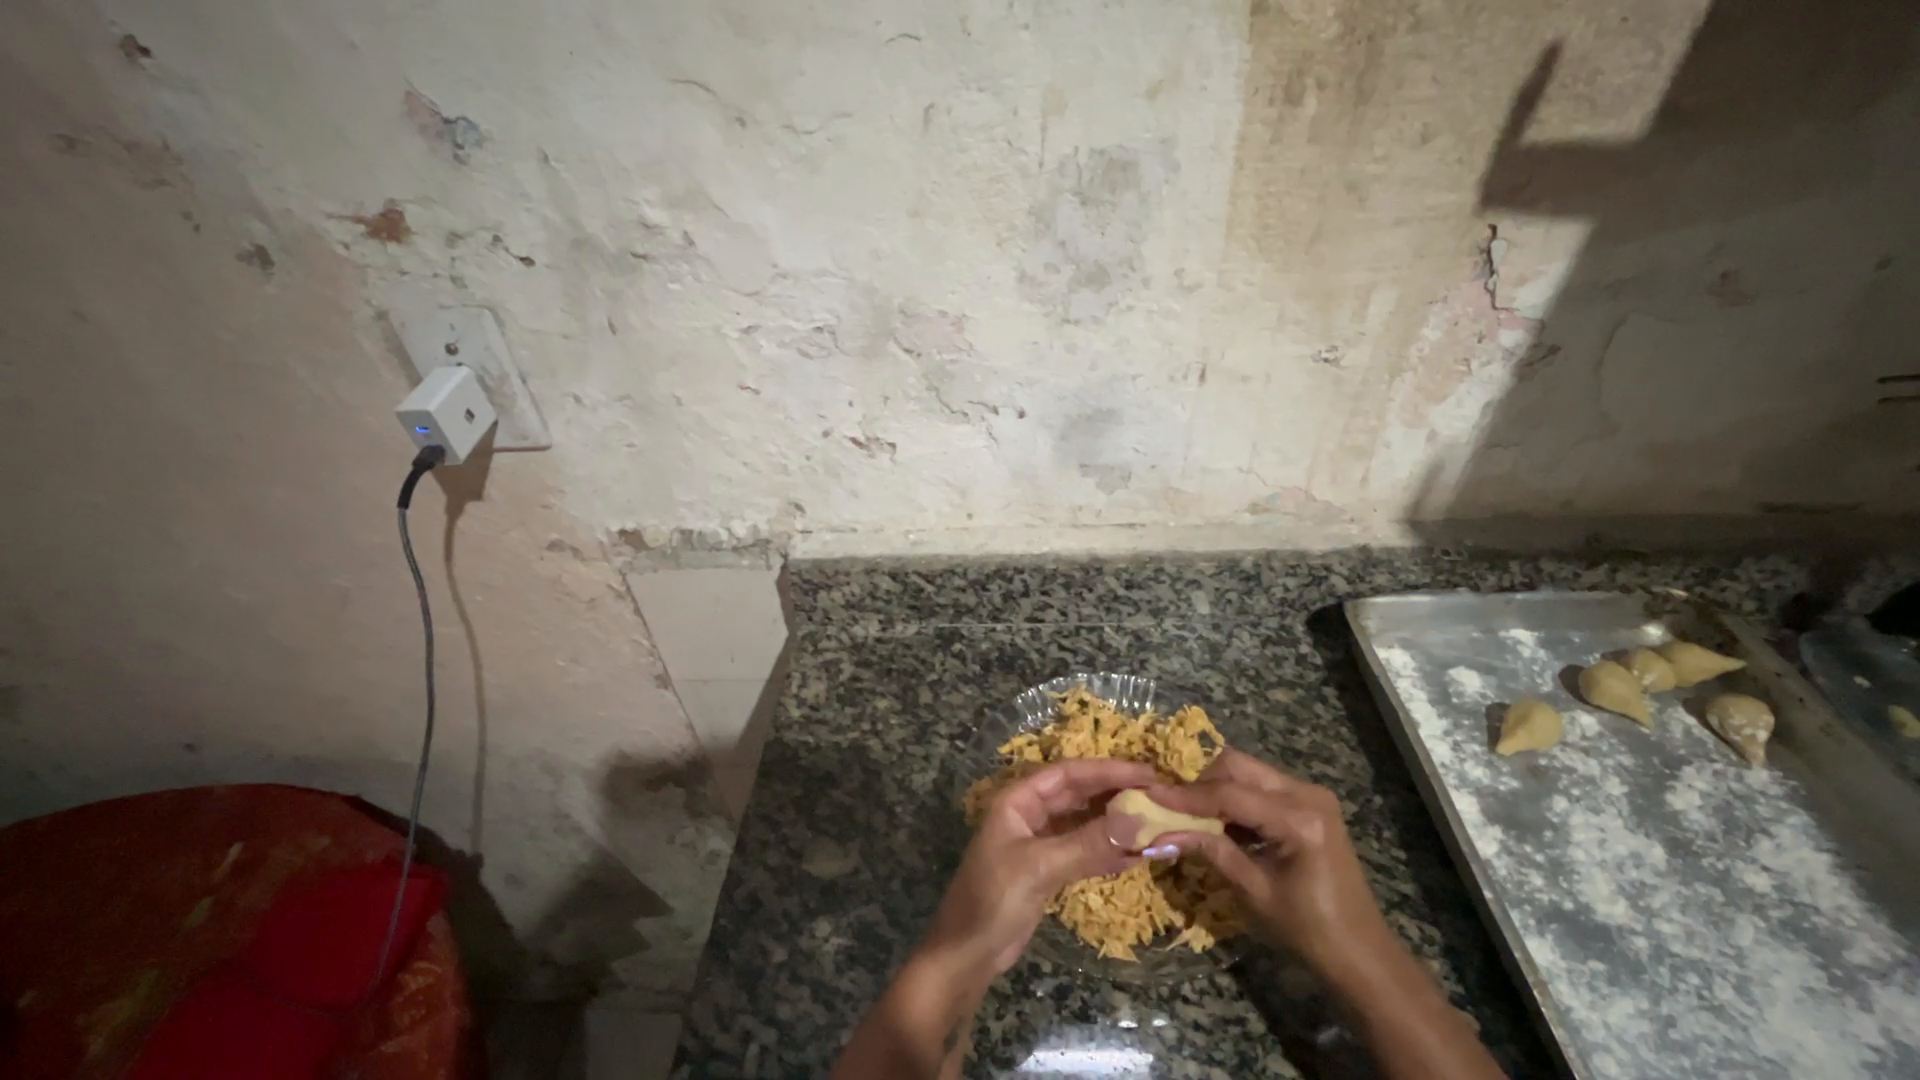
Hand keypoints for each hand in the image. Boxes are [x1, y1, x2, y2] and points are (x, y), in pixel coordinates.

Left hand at [920, 759, 1155, 984]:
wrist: (966, 955)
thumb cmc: (993, 899)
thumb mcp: (1041, 867)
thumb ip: (1090, 843)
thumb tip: (1141, 822)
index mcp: (1018, 801)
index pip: (1069, 773)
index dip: (1108, 770)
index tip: (1148, 775)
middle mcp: (1029, 815)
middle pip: (1079, 794)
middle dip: (1116, 794)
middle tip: (1159, 797)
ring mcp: (1039, 843)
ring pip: (1084, 823)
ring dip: (1116, 824)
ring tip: (1156, 823)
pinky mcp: (1048, 871)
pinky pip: (1084, 852)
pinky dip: (1108, 852)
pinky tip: (1137, 856)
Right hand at [1144, 749, 1396, 978]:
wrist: (1360, 951)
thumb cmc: (1308, 929)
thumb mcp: (1252, 890)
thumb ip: (1210, 850)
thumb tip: (1162, 831)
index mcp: (1299, 818)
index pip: (1228, 793)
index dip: (1186, 795)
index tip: (1149, 795)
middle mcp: (1307, 794)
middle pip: (1238, 766)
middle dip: (1201, 783)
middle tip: (1172, 806)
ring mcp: (1312, 795)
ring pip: (1248, 771)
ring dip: (1217, 788)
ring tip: (1191, 816)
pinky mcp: (1310, 803)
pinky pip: (1262, 786)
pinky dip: (1236, 797)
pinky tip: (1221, 823)